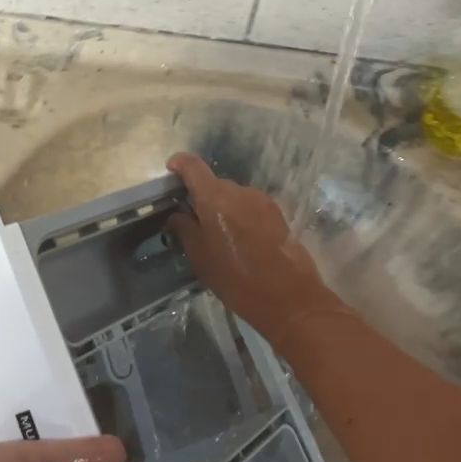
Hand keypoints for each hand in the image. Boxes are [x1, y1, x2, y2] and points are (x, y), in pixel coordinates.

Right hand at [166, 152, 349, 344]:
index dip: (180, 163)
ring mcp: (262, 201)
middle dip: (201, 196)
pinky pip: (250, 206)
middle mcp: (239, 191)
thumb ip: (185, 230)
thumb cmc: (237, 279)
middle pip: (214, 183)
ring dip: (222, 207)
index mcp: (215, 198)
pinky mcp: (277, 214)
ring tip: (219, 235)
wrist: (289, 298)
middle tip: (193, 220)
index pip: (193, 166)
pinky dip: (240, 215)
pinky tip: (240, 240)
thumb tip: (177, 215)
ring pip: (233, 196)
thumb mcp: (201, 258)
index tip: (171, 171)